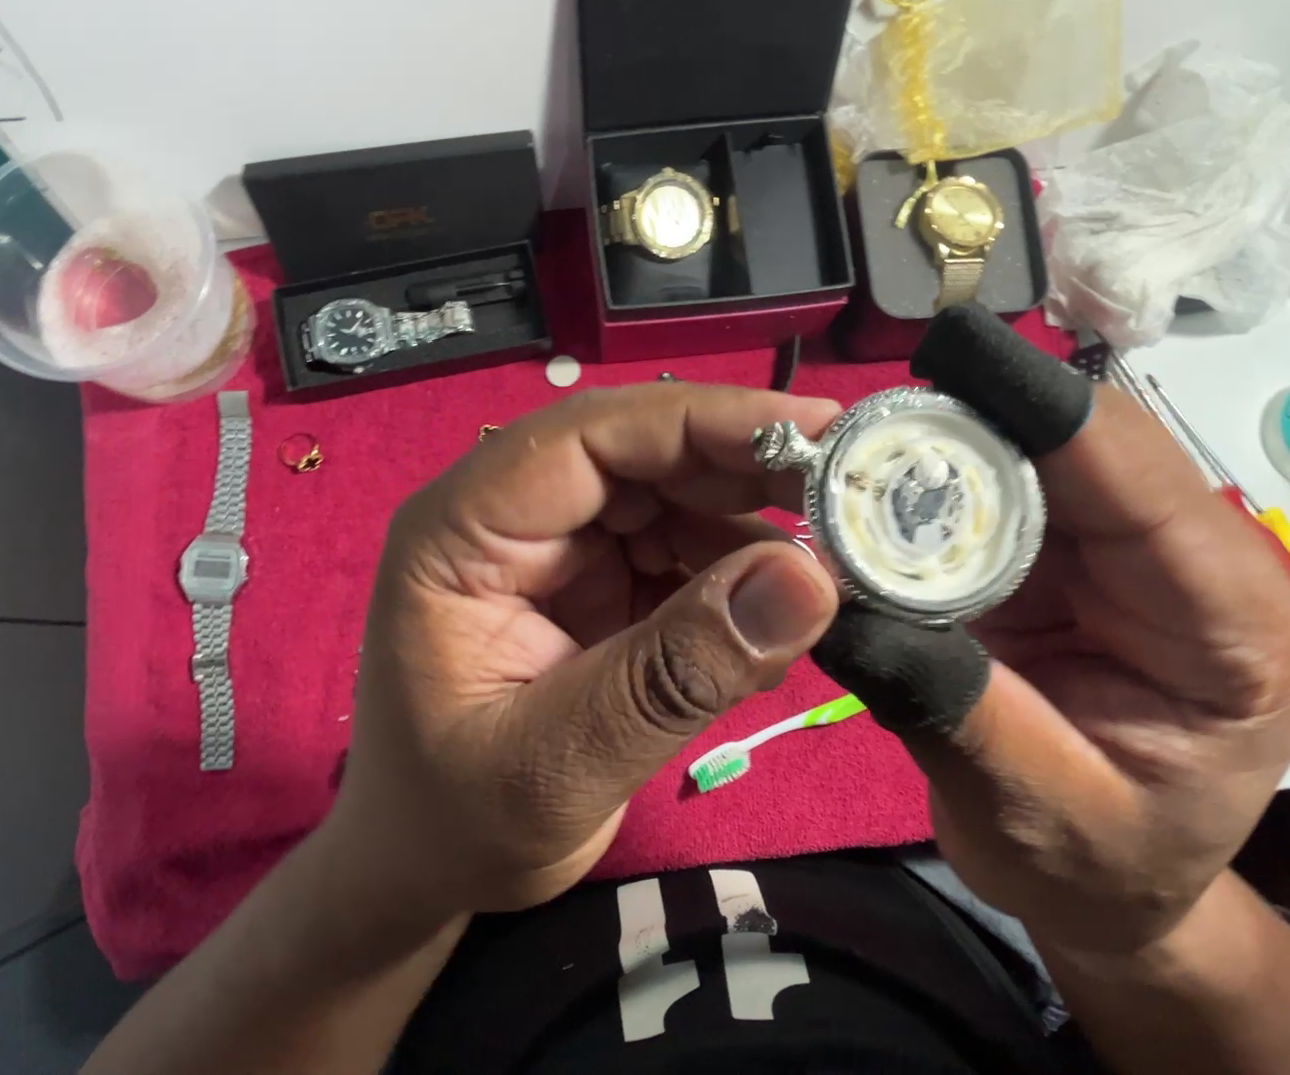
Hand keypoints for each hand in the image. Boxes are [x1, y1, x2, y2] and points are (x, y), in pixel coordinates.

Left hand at [329, 384, 843, 914]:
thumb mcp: (559, 764)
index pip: (586, 438)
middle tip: (858, 495)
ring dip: (755, 525)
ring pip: (672, 500)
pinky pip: (682, 555)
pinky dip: (740, 577)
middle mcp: (510, 521)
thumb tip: (810, 579)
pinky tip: (783, 616)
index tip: (822, 432)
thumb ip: (675, 674)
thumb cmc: (459, 822)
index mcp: (460, 534)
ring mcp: (558, 553)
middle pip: (639, 456)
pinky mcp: (598, 588)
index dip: (705, 421)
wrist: (431, 867)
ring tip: (837, 567)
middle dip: (748, 467)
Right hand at [815, 324, 1289, 956]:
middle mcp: (1191, 571)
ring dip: (944, 450)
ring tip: (853, 446)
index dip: (1045, 409)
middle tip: (863, 413)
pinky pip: (993, 504)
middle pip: (1083, 455)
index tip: (951, 350)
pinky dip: (933, 493)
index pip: (1145, 487)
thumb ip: (950, 707)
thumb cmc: (1098, 866)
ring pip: (1031, 466)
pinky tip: (875, 488)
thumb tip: (837, 608)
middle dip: (976, 420)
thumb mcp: (1030, 808)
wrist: (1103, 890)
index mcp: (1233, 630)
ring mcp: (1122, 561)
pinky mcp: (1063, 566)